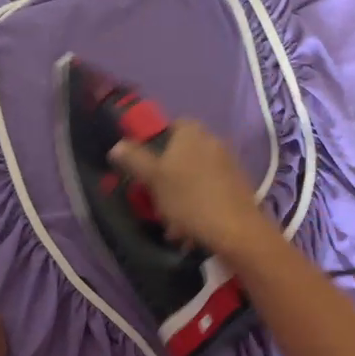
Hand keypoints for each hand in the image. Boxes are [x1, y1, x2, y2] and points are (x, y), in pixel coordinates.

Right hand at [107, 118, 275, 255]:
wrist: (236, 230)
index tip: (144, 166)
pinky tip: (189, 228)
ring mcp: (228, 164)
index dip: (155, 143)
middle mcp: (213, 141)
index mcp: (192, 132)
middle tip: (153, 197)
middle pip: (182, 153)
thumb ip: (134, 159)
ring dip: (180, 195)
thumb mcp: (154, 179)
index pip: (172, 125)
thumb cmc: (190, 199)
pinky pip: (209, 191)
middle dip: (167, 175)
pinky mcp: (237, 187)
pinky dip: (197, 205)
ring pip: (194, 176)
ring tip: (171, 221)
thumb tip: (117, 145)